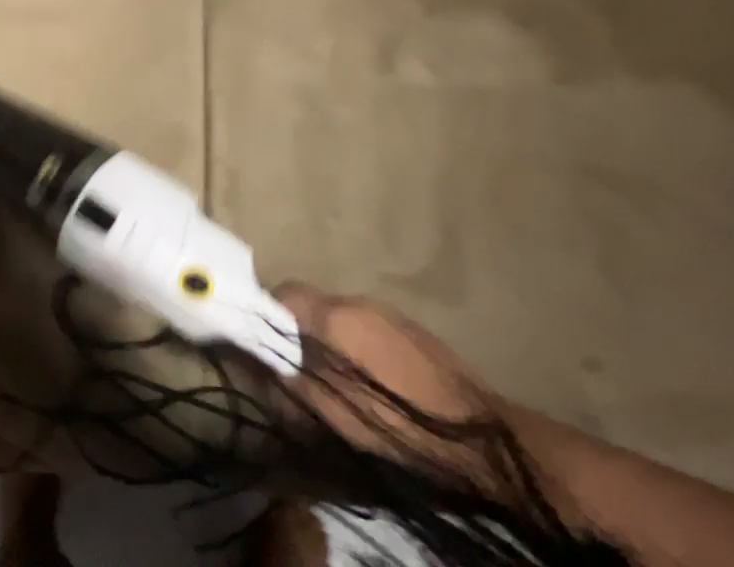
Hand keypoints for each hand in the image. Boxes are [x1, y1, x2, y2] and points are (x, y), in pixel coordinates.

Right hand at [273, 282, 500, 464]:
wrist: (483, 442)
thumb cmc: (395, 425)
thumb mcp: (325, 411)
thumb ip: (283, 378)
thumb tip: (250, 361)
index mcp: (335, 317)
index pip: (282, 292)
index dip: (264, 314)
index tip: (261, 344)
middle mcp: (359, 302)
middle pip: (311, 301)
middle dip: (296, 327)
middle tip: (294, 364)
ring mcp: (391, 312)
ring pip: (339, 313)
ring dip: (327, 336)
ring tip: (331, 373)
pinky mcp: (414, 329)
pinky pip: (366, 324)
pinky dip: (353, 342)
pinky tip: (366, 376)